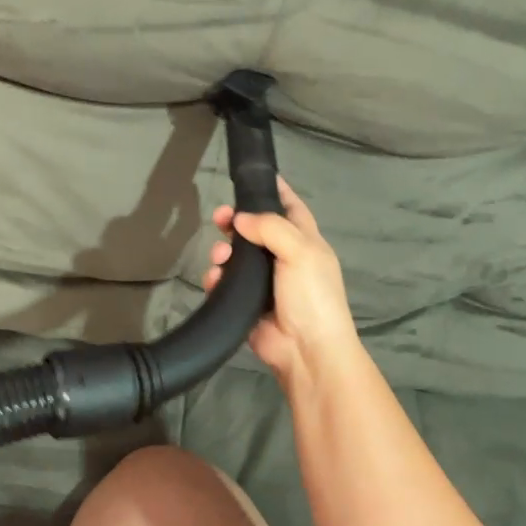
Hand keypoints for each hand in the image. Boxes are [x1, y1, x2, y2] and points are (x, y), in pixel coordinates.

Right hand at [204, 176, 361, 388]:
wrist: (305, 349)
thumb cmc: (311, 295)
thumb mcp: (300, 251)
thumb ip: (270, 227)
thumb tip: (239, 219)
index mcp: (305, 241)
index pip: (290, 207)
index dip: (275, 191)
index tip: (254, 177)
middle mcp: (284, 258)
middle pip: (255, 229)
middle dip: (235, 221)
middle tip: (220, 217)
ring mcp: (264, 281)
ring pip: (235, 255)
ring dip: (222, 251)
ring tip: (219, 258)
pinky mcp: (245, 301)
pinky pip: (225, 283)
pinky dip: (216, 279)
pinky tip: (214, 280)